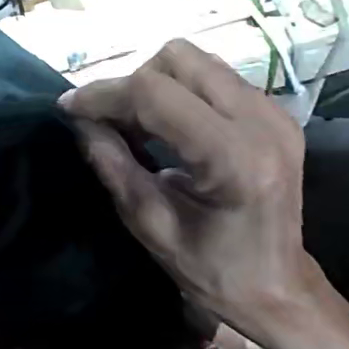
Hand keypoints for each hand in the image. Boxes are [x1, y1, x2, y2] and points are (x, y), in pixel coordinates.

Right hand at [62, 39, 323, 343]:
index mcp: (235, 159)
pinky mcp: (274, 111)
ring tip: (135, 122)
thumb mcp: (148, 222)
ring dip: (152, 83)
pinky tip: (166, 125)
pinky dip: (176, 90)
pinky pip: (210, 74)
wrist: (279, 289)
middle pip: (176, 59)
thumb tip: (78, 119)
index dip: (103, 94)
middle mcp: (262, 122)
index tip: (68, 108)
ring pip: (193, 59)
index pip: (155, 94)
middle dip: (128, 84)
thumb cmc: (212, 269)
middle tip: (107, 120)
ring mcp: (274, 112)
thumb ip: (111, 163)